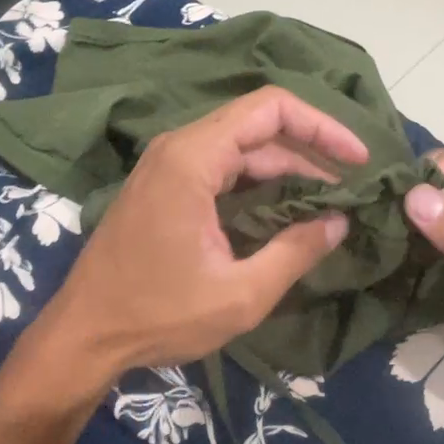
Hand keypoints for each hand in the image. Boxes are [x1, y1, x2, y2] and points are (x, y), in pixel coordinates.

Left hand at [34, 87, 366, 383]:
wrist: (84, 335)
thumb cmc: (158, 316)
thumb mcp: (240, 294)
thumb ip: (295, 251)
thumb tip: (340, 222)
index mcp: (193, 159)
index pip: (270, 108)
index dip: (322, 125)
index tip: (359, 159)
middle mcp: (178, 149)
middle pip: (258, 126)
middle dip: (311, 150)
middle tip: (354, 187)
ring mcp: (167, 167)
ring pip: (241, 148)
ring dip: (288, 168)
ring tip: (332, 200)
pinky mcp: (164, 188)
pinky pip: (221, 168)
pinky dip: (259, 182)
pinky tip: (288, 209)